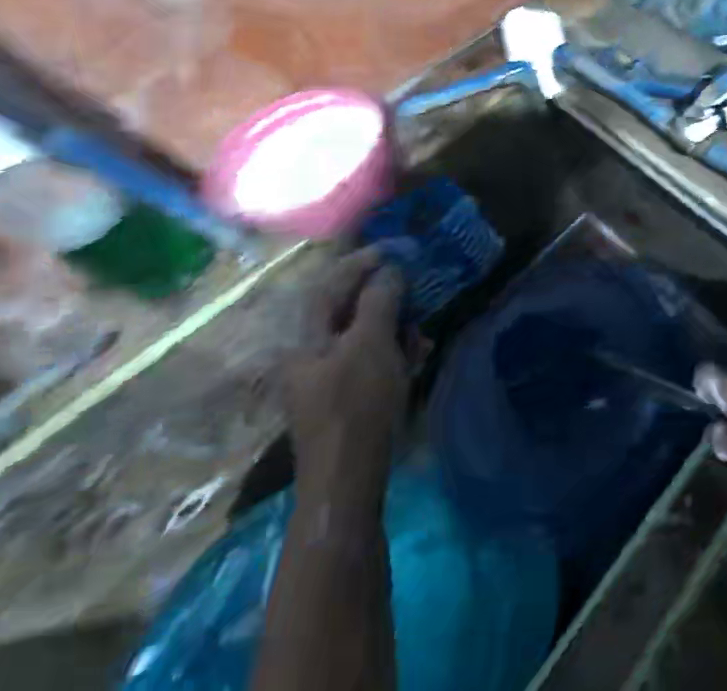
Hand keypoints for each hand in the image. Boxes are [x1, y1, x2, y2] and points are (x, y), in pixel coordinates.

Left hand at [281, 249, 409, 482]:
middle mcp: (310, 354)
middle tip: (416, 292)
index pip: (329, 285)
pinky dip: (394, 353)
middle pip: (348, 310)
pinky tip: (415, 359)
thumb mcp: (371, 345)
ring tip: (421, 335)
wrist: (349, 479)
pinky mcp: (348, 399)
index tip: (396, 248)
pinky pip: (372, 362)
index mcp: (304, 339)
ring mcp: (328, 379)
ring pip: (364, 336)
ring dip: (395, 327)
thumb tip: (389, 270)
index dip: (361, 262)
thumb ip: (379, 302)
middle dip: (385, 298)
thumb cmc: (357, 405)